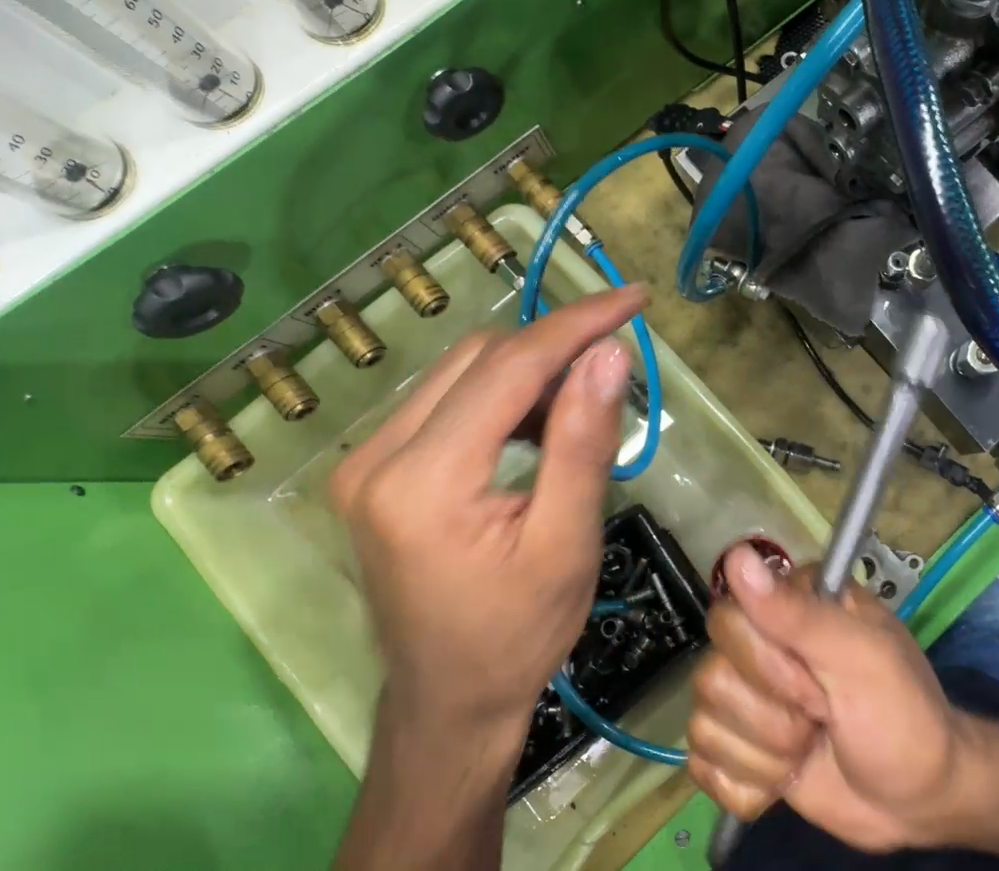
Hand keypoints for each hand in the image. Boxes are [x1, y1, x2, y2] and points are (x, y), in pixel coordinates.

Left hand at [331, 286, 646, 735]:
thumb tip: (610, 353)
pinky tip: (536, 426)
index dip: (577, 324)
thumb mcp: (567, 543)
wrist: (449, 700)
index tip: (633, 297)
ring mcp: (364, 462)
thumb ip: (583, 443)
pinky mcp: (372, 470)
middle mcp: (376, 457)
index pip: (508, 369)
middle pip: (478, 360)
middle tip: (616, 363)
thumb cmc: (519, 633)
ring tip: (581, 404)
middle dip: (554, 347)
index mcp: (423, 481)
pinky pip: (444, 401)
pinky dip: (499, 396)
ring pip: (460, 372)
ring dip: (528, 370)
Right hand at [686, 545, 973, 852]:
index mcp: (791, 606)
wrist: (918, 797)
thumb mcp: (860, 658)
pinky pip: (704, 766)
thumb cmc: (901, 715)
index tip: (819, 686)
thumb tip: (738, 557)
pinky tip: (788, 777)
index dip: (768, 666)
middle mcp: (761, 644)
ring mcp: (747, 698)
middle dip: (774, 717)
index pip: (729, 619)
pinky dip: (750, 784)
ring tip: (812, 747)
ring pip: (704, 724)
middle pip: (713, 676)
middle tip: (824, 716)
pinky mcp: (738, 749)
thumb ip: (797, 613)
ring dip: (767, 754)